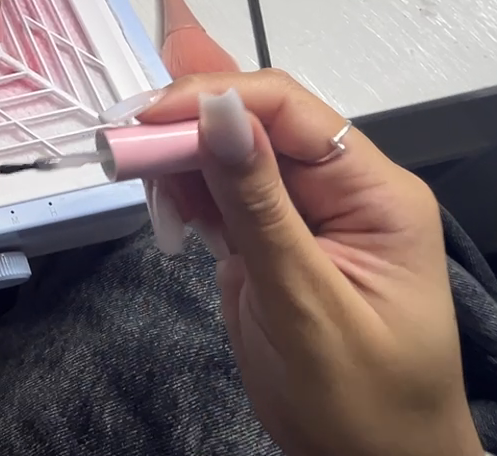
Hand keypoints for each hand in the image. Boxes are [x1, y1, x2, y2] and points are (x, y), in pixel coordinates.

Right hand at [142, 71, 484, 455]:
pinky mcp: (262, 227)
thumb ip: (259, 203)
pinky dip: (178, 187)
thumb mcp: (305, 303)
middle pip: (249, 119)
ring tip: (136, 173)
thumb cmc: (358, 400)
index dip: (213, 97)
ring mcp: (297, 206)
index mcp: (372, 192)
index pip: (287, 109)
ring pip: (221, 146)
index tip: (145, 117)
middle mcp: (336, 185)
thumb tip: (218, 110)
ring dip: (174, 154)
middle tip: (123, 141)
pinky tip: (164, 205)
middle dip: (183, 122)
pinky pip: (212, 184)